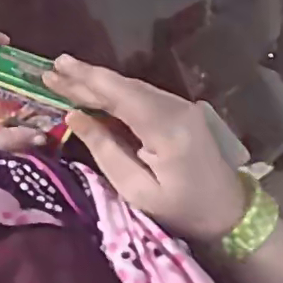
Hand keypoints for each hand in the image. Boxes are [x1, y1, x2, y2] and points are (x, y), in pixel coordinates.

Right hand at [42, 54, 246, 242]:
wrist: (230, 213)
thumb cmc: (181, 211)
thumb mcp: (136, 190)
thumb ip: (104, 151)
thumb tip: (74, 117)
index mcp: (166, 129)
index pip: (119, 95)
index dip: (84, 81)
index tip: (54, 72)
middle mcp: (176, 109)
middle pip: (124, 86)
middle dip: (86, 76)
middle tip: (52, 68)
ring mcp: (182, 107)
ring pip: (132, 87)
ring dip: (98, 81)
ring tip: (65, 74)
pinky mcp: (181, 112)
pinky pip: (141, 95)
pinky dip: (114, 90)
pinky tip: (94, 88)